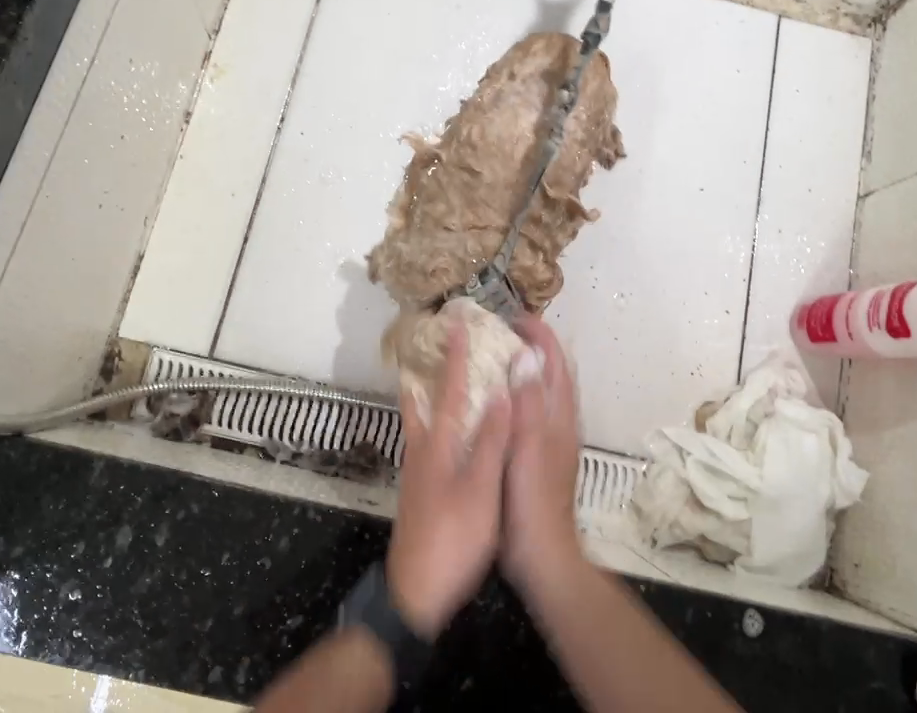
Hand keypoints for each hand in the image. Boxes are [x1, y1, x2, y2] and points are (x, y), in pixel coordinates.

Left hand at [385, 322, 510, 638]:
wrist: (415, 593)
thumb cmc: (453, 540)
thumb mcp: (481, 490)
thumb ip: (492, 441)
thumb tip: (501, 391)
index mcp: (439, 445)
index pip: (449, 389)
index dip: (455, 356)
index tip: (457, 323)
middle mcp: (423, 450)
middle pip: (424, 399)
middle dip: (431, 368)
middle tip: (435, 342)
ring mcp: (419, 472)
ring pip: (422, 420)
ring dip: (430, 392)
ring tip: (436, 374)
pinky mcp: (421, 491)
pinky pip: (427, 439)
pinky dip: (435, 420)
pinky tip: (444, 431)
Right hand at [501, 315, 585, 589]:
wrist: (542, 555)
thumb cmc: (531, 500)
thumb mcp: (527, 447)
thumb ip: (528, 402)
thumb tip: (525, 354)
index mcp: (559, 416)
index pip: (555, 361)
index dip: (538, 334)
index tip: (510, 318)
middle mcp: (560, 422)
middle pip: (551, 371)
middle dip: (531, 345)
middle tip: (497, 331)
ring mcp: (551, 440)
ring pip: (541, 391)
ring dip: (523, 368)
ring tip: (492, 356)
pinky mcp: (538, 456)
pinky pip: (530, 411)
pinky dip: (514, 394)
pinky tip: (491, 402)